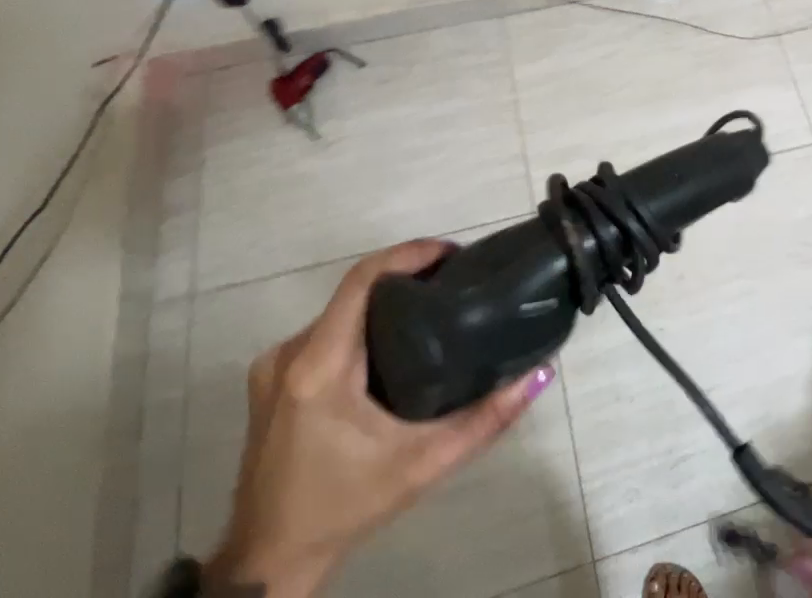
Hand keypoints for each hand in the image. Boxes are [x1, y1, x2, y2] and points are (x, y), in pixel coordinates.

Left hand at [204, 239, 554, 597]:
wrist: (270, 558)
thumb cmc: (348, 507)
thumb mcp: (426, 464)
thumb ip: (487, 419)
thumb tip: (540, 373)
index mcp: (319, 366)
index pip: (361, 281)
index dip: (408, 254)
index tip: (452, 251)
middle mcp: (289, 355)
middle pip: (353, 294)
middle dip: (406, 278)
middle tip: (457, 283)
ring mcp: (274, 369)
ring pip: (339, 315)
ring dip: (385, 305)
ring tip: (436, 309)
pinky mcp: (272, 383)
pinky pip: (325, 336)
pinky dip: (363, 327)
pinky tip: (398, 344)